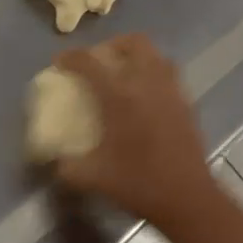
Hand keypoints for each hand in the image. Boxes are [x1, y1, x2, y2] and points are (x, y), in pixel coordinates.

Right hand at [52, 34, 217, 227]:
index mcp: (119, 96)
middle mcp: (146, 83)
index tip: (59, 62)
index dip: (70, 57)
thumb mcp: (93, 177)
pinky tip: (146, 97)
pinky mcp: (187, 103)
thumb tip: (54, 161)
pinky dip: (154, 74)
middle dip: (112, 46)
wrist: (188, 200)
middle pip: (132, 43)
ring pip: (155, 55)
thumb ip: (67, 166)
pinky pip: (169, 74)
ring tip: (123, 74)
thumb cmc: (139, 184)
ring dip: (136, 57)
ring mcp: (171, 91)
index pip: (89, 62)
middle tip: (99, 62)